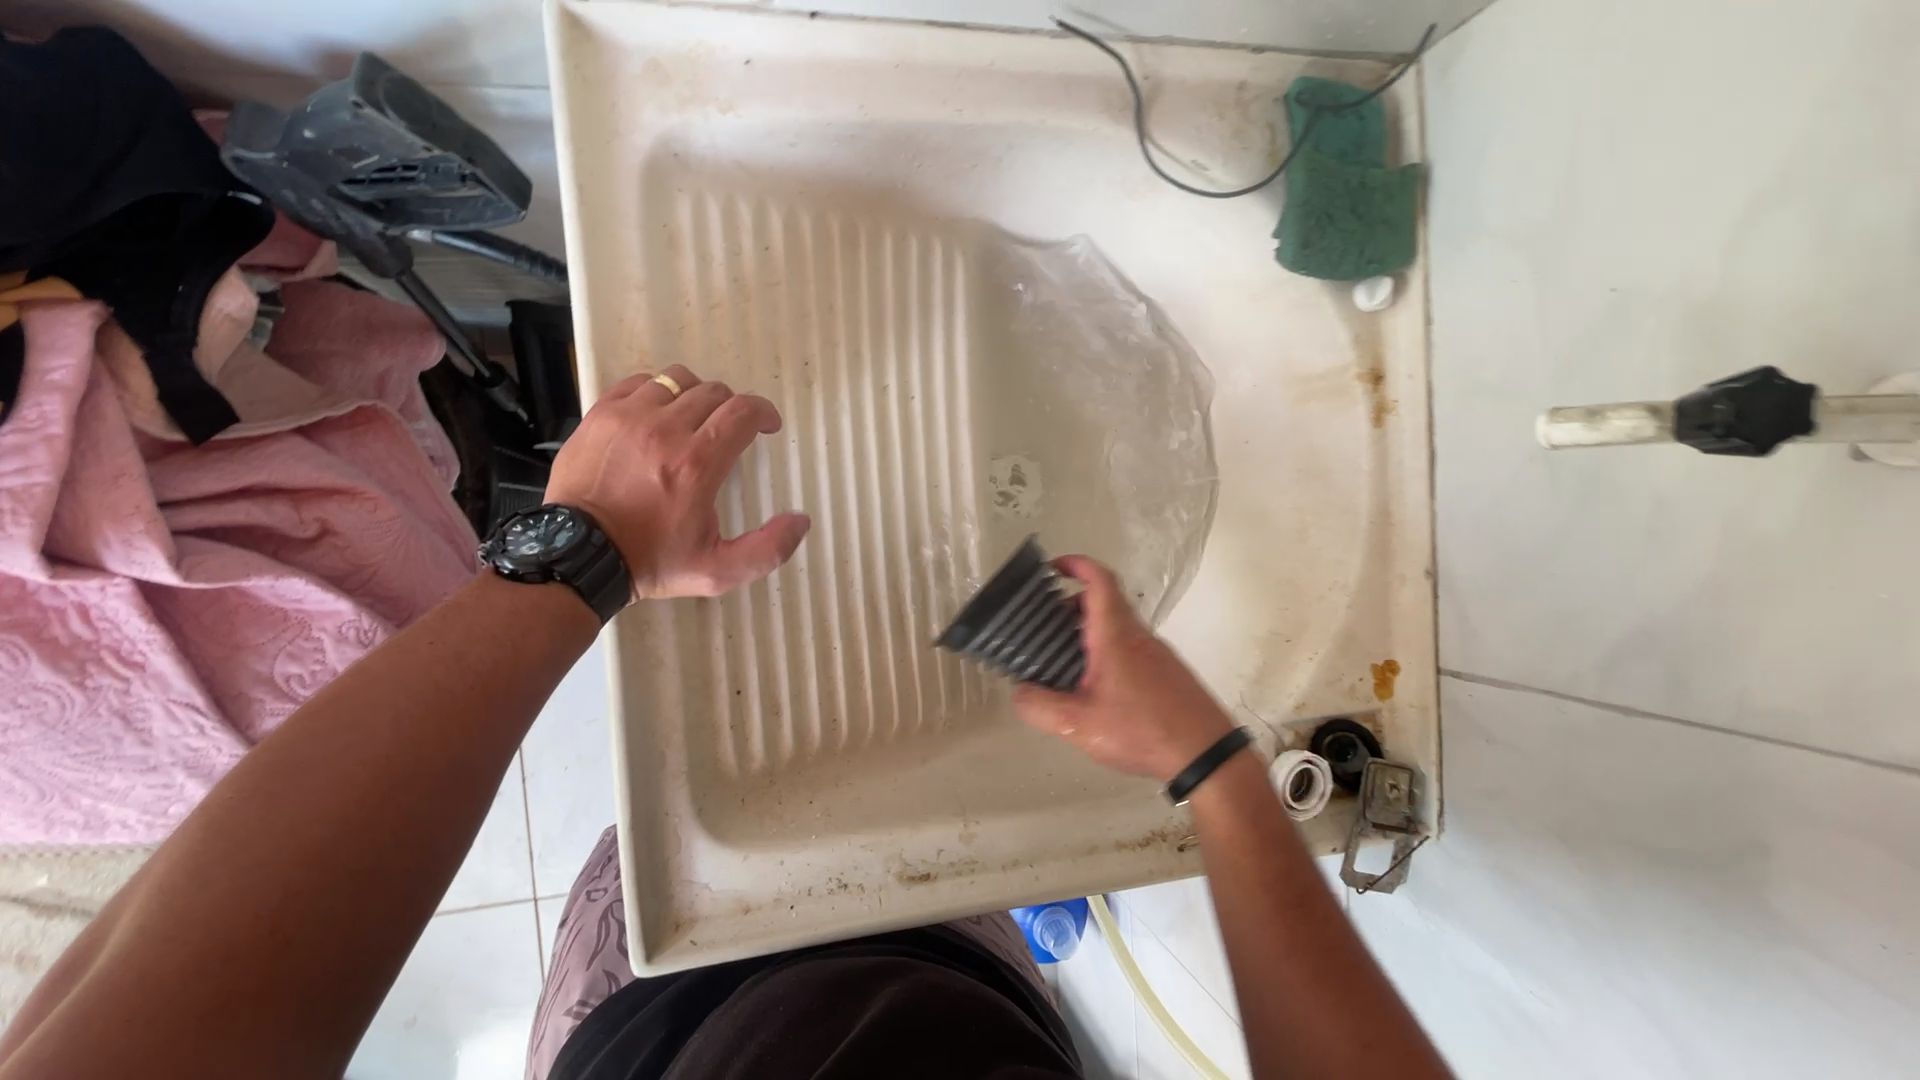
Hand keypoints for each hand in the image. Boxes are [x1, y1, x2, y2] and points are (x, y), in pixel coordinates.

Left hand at [544, 364, 810, 599]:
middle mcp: (666, 429)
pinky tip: (658, 414)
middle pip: (714, 392)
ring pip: (677, 380)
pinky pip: (638, 383)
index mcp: (698, 463)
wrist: (579, 557)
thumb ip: (768, 549)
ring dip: (695, 396)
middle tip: (730, 431)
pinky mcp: (600, 415)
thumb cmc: (652, 562)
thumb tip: (801, 521)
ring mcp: (629, 417)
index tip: (767, 426)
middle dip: (732, 408)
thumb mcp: (718, 571)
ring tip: (694, 419)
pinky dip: (657, 392)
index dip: (763, 412)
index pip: (743, 411)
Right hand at [1011, 556, 1236, 780]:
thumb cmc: (1144, 731)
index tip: (1053, 567)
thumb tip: (1020, 691)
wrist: (1207, 754)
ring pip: (1118, 628)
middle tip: (1045, 626)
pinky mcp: (1168, 673)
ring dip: (1089, 633)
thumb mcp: (1079, 725)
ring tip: (1064, 661)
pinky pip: (1131, 649)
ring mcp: (1158, 654)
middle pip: (1105, 604)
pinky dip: (1107, 652)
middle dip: (1072, 606)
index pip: (1099, 581)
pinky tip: (1097, 688)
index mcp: (1116, 636)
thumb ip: (1041, 707)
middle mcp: (1139, 637)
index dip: (1076, 565)